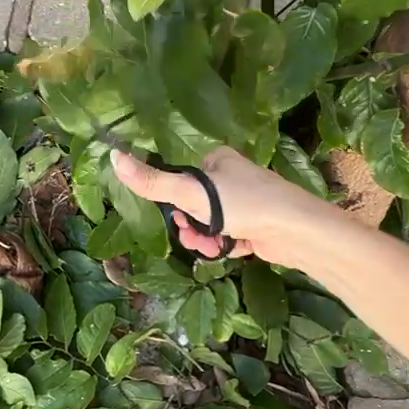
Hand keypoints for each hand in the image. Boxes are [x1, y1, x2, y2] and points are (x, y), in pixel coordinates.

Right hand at [109, 148, 336, 269]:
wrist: (296, 231)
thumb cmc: (244, 204)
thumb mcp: (192, 193)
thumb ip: (152, 181)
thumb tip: (113, 158)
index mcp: (217, 160)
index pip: (182, 180)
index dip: (174, 203)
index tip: (177, 219)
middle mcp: (232, 177)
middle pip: (195, 205)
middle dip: (191, 227)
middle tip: (194, 239)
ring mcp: (247, 201)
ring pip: (212, 224)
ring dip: (206, 240)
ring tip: (212, 248)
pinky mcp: (258, 225)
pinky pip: (230, 236)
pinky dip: (227, 245)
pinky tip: (234, 251)